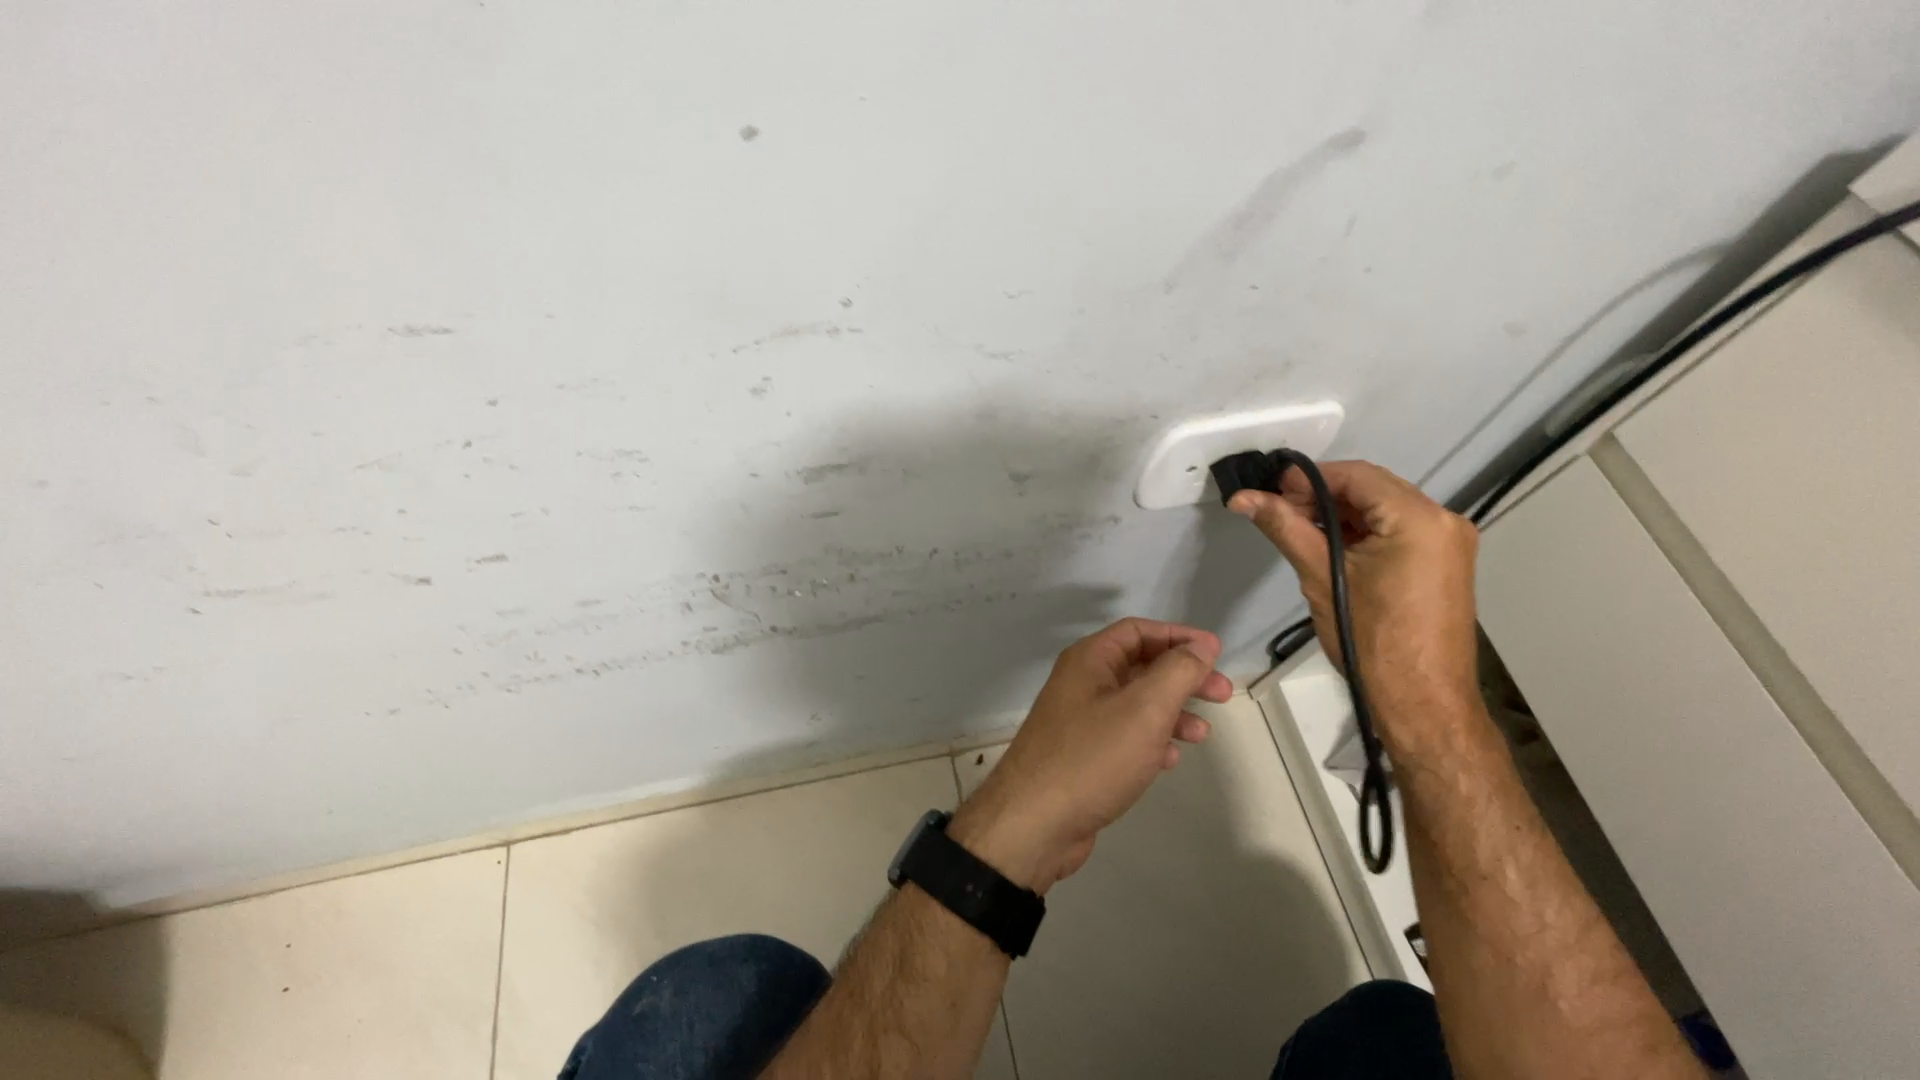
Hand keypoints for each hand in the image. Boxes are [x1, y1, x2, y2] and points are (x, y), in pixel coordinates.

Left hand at [949, 618, 1232, 893]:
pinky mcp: (1082, 756)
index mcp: (1089, 660)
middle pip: (1140, 666)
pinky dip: (1150, 742)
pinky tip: (1168, 761)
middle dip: (1183, 678)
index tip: (1216, 653)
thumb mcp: (1145, 709)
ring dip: (1172, 712)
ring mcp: (1079, 721)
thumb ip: (1178, 671)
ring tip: (1202, 735)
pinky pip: (1123, 737)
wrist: (1034, 824)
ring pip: (1135, 704)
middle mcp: (1081, 683)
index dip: (1179, 637)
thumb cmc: (1093, 757)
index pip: (1139, 631)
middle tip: (1222, 695)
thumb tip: (1202, 644)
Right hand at [1227, 460, 1480, 752]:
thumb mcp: (1321, 576)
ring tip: (1298, 529)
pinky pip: (1399, 531)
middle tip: (1279, 510)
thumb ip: (1284, 527)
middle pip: (1373, 488)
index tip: (1271, 491)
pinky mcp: (1445, 563)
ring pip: (1385, 509)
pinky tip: (1330, 546)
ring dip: (1341, 514)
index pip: (1356, 476)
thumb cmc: (1371, 640)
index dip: (1309, 478)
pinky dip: (1363, 533)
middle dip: (1323, 495)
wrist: (1421, 700)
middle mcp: (1444, 521)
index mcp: (1419, 519)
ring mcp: (1449, 543)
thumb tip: (1244, 499)